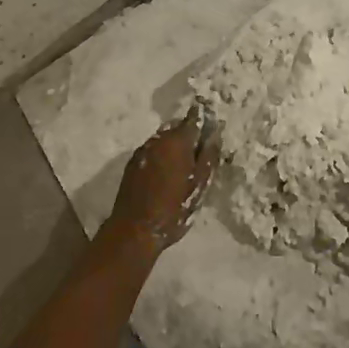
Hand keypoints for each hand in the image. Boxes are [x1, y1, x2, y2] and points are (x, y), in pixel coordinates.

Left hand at [104, 105, 220, 255]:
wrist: (134, 229)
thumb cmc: (173, 208)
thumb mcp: (199, 185)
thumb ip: (209, 156)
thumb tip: (216, 134)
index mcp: (177, 140)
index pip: (195, 118)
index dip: (205, 122)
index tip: (213, 132)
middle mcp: (159, 138)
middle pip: (178, 126)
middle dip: (190, 135)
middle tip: (199, 154)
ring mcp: (143, 149)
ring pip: (164, 138)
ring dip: (174, 145)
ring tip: (182, 166)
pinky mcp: (132, 162)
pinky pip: (153, 149)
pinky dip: (161, 154)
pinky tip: (164, 173)